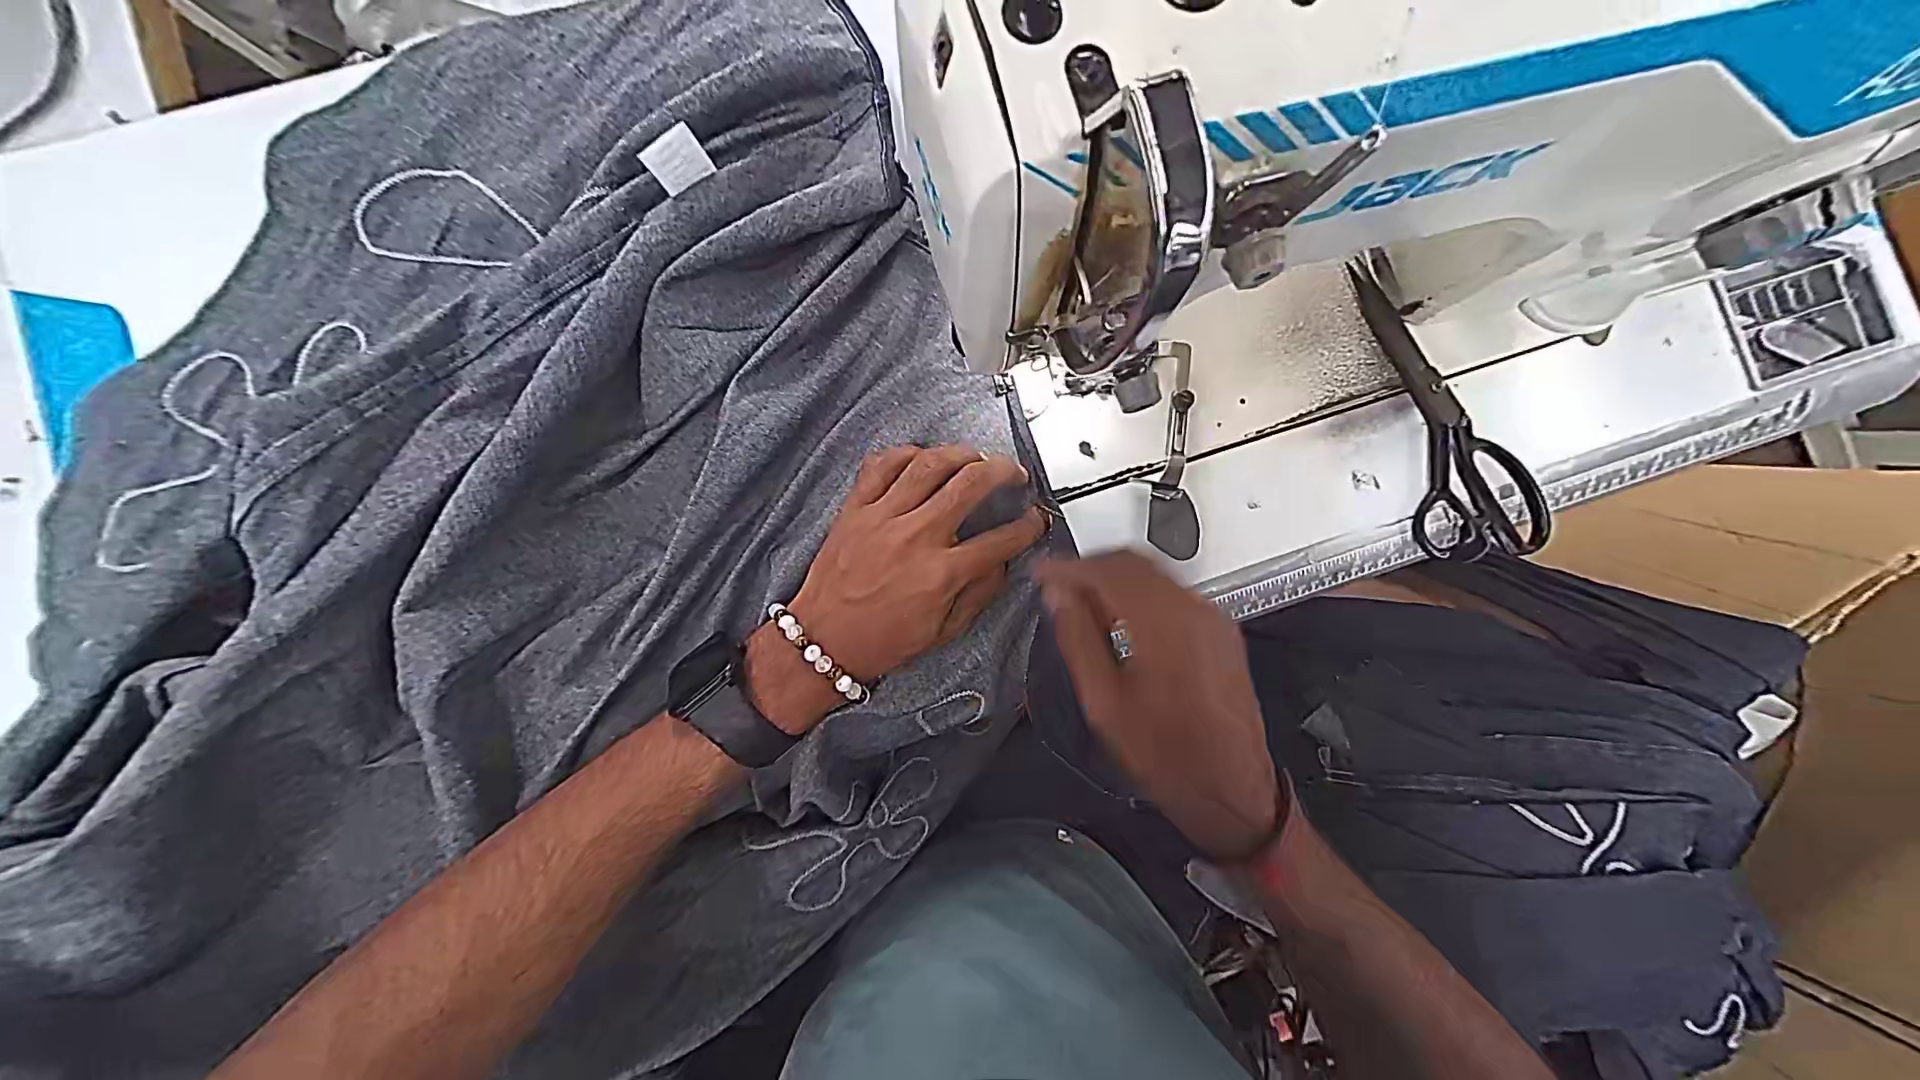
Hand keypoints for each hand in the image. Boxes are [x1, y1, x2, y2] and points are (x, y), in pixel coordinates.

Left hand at [747, 445, 1045, 733]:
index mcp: (941, 574)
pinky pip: (882, 465)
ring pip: (930, 464)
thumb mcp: (943, 631)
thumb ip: (978, 594)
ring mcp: (883, 518)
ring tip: (975, 456)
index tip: (1034, 520)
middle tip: (1013, 472)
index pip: (1000, 539)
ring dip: (961, 453)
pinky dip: (906, 453)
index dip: (1028, 526)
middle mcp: (915, 538)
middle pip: (971, 484)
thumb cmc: (879, 640)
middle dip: (1003, 471)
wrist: (825, 641)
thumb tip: (1002, 564)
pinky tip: (921, 457)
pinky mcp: (856, 509)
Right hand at [1037, 551, 1280, 860]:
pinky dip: (1139, 593)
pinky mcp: (1220, 630)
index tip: (1045, 573)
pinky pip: (1172, 593)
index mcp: (1161, 626)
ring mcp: (1211, 619)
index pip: (1107, 570)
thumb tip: (1060, 600)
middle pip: (1132, 562)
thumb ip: (1078, 639)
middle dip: (1090, 566)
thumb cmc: (1170, 756)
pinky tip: (1120, 617)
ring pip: (1153, 573)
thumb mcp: (1104, 703)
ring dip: (1114, 578)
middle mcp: (1193, 612)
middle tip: (1060, 583)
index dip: (1067, 568)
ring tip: (1084, 600)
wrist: (1229, 785)